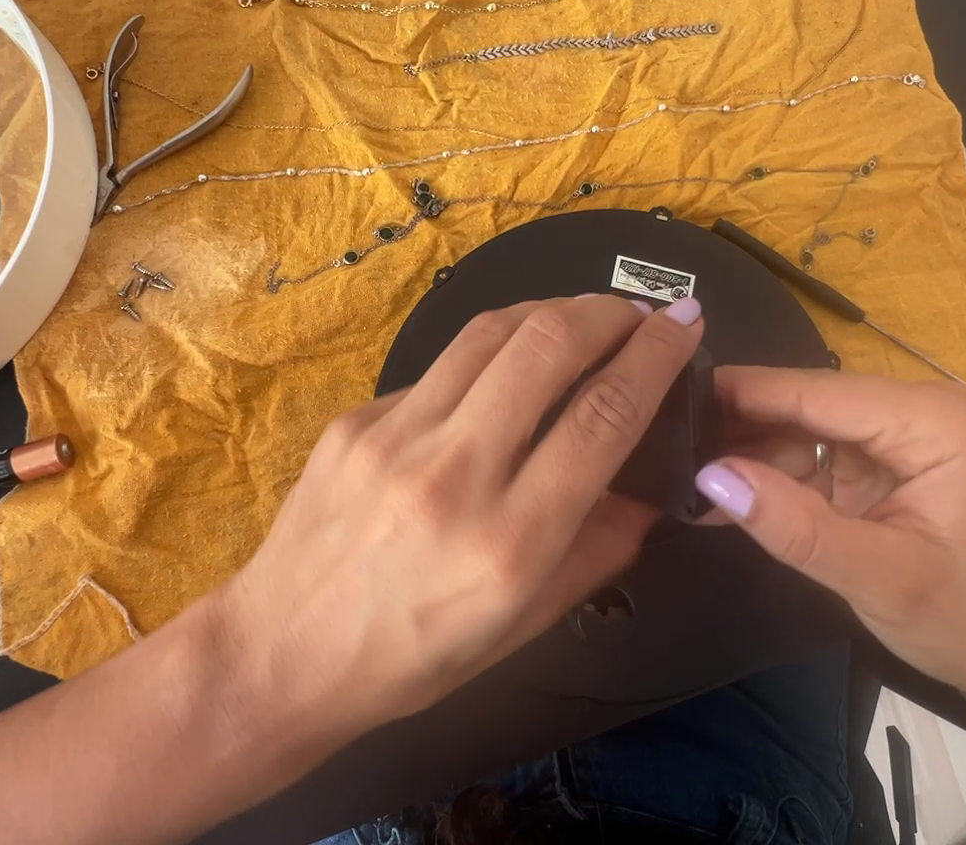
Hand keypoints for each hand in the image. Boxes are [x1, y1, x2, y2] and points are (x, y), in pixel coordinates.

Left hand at [220, 294, 704, 740]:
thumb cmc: (416, 656)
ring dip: (552, 309)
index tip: (684, 325)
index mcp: (510, 541)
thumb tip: (649, 491)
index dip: (654, 358)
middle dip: (609, 312)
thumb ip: (599, 549)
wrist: (281, 653)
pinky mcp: (356, 418)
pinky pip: (443, 366)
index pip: (602, 417)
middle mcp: (454, 474)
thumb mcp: (526, 624)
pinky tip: (505, 370)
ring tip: (584, 316)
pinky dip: (493, 352)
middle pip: (547, 346)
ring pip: (491, 331)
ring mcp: (395, 436)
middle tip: (638, 313)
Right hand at [694, 367, 965, 703]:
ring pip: (807, 425)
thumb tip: (711, 475)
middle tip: (675, 444)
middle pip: (813, 403)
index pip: (825, 393)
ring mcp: (906, 429)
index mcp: (939, 422)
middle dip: (745, 427)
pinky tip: (731, 496)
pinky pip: (818, 450)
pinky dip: (776, 474)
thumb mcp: (879, 580)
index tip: (677, 397)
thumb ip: (795, 527)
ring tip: (692, 480)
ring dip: (754, 454)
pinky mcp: (887, 454)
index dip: (749, 394)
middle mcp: (925, 407)